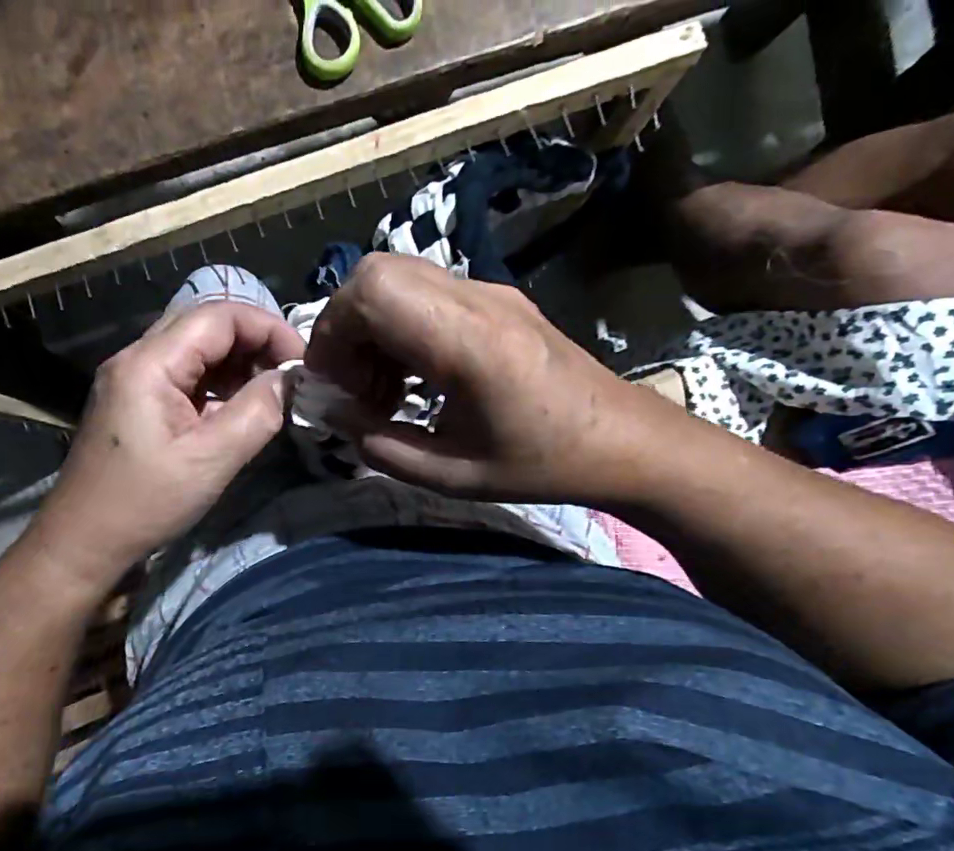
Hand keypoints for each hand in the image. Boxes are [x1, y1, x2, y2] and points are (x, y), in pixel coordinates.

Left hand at [26, 301, 301, 590]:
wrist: (82, 541)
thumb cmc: (145, 503)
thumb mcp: (211, 460)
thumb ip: (257, 413)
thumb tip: (288, 379)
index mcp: (149, 363)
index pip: (219, 315)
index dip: (268, 328)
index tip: (303, 361)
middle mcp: (133, 359)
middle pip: (203, 327)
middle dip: (253, 345)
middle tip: (287, 379)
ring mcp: (127, 381)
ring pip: (191, 351)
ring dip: (233, 366)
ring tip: (266, 397)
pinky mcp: (128, 403)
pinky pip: (178, 377)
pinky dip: (211, 386)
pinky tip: (232, 412)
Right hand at [302, 255, 686, 504]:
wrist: (621, 439)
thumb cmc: (539, 463)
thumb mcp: (449, 474)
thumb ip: (380, 445)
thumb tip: (336, 416)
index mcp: (469, 343)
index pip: (372, 292)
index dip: (332, 331)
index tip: (331, 383)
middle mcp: (477, 301)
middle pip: (376, 273)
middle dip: (343, 326)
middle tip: (349, 381)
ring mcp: (488, 293)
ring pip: (396, 278)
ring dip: (368, 328)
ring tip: (379, 387)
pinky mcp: (493, 299)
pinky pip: (421, 293)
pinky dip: (394, 329)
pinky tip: (407, 378)